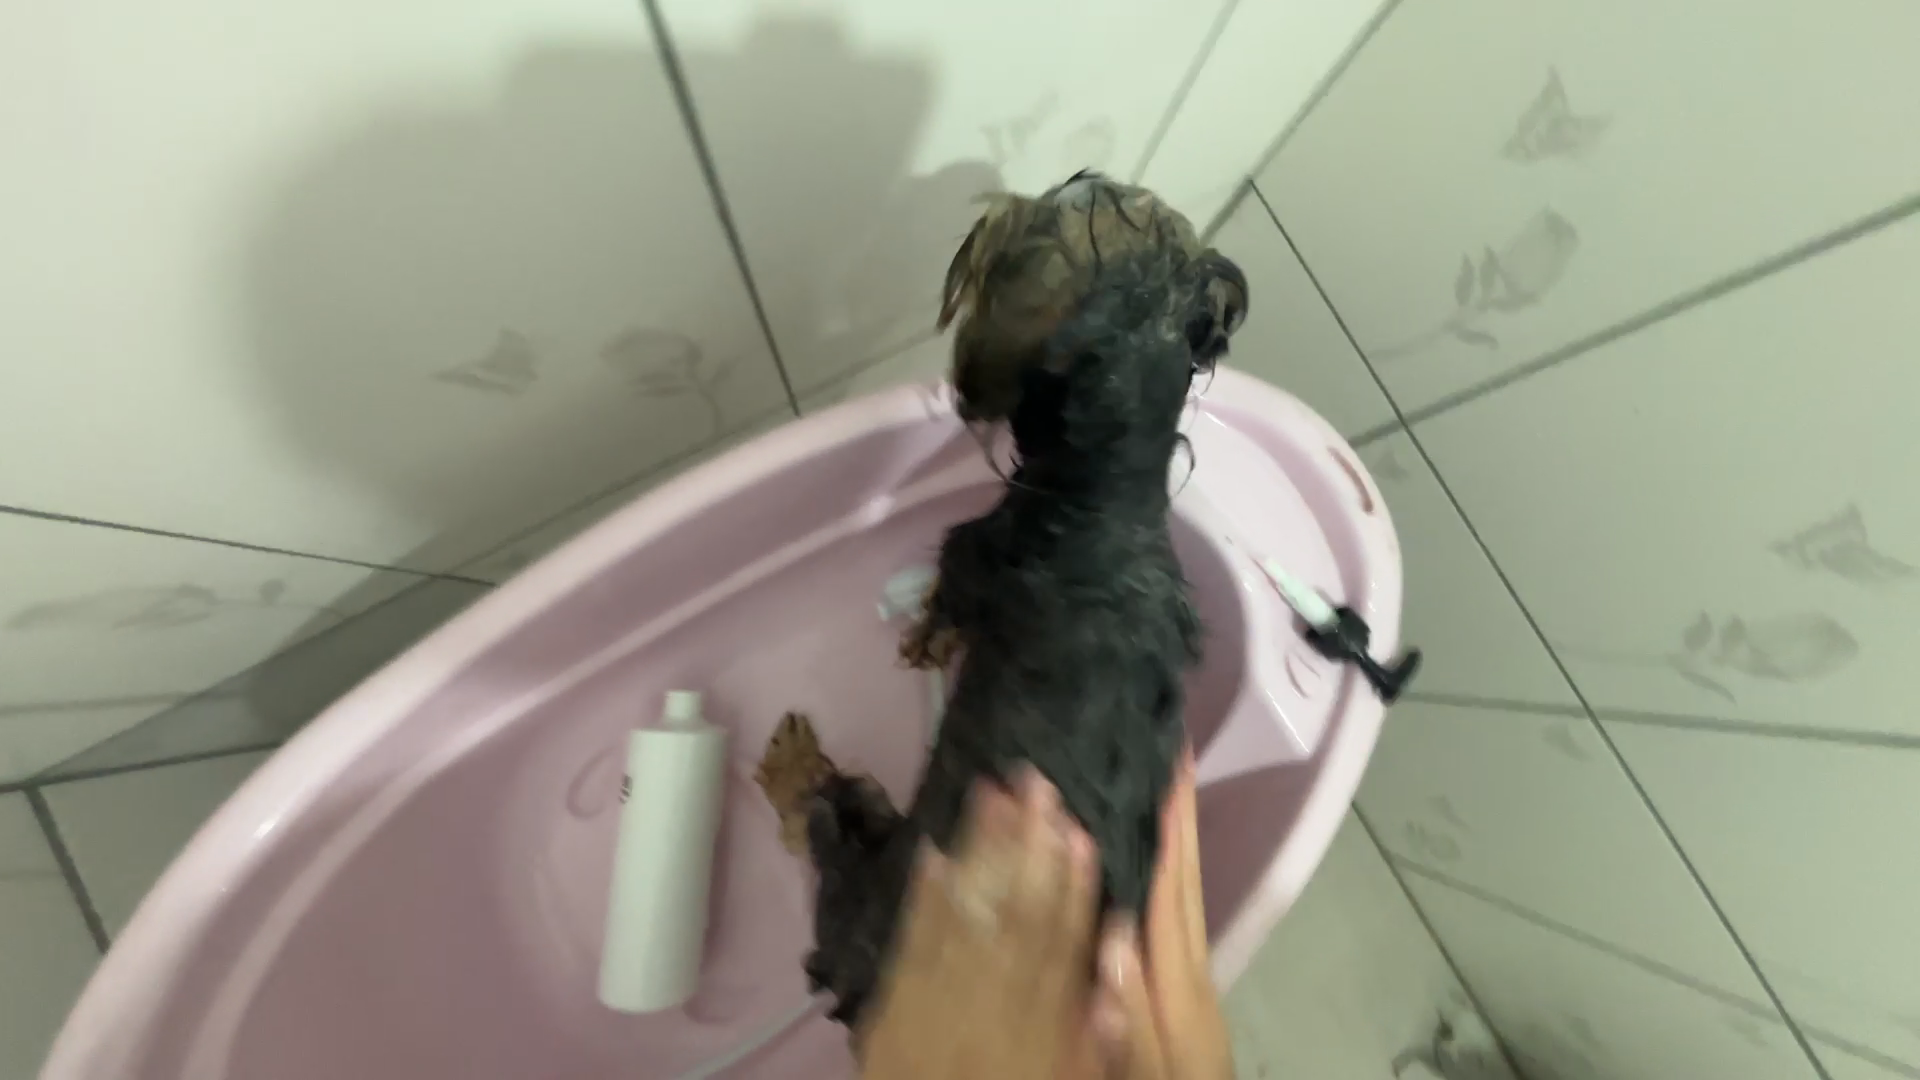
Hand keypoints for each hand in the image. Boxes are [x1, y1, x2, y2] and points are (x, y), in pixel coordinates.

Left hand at [858, 768, 1106, 1079]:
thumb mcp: (1064, 1079)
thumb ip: (1095, 1030)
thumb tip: (1119, 959)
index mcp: (1036, 1025)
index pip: (1060, 945)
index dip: (1072, 886)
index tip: (1081, 831)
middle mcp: (989, 999)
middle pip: (1013, 913)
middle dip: (1026, 843)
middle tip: (1035, 782)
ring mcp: (936, 993)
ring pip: (965, 912)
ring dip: (978, 849)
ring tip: (989, 790)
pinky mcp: (894, 996)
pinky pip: (911, 939)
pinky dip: (922, 893)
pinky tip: (930, 846)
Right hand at [1093, 746, 1233, 1078]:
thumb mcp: (1144, 1069)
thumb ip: (1131, 1007)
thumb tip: (1114, 928)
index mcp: (1179, 978)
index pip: (1174, 886)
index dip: (1173, 827)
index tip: (1172, 769)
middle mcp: (1190, 964)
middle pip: (1188, 875)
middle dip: (1183, 813)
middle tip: (1174, 754)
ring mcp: (1191, 974)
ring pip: (1185, 889)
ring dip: (1178, 834)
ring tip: (1160, 786)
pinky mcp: (1183, 985)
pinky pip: (1175, 908)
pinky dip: (1169, 868)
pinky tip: (1148, 857)